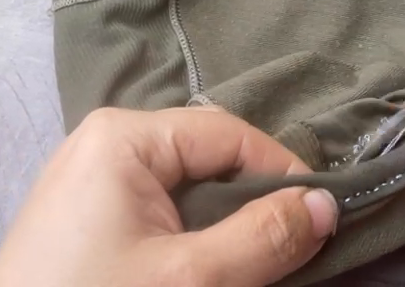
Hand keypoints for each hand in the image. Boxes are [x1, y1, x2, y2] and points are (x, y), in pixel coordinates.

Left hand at [0, 106, 337, 286]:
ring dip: (220, 221)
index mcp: (124, 135)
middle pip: (202, 156)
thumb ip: (261, 239)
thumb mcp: (190, 281)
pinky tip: (203, 264)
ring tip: (252, 258)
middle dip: (248, 198)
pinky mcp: (80, 216)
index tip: (324, 211)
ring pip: (180, 184)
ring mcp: (86, 176)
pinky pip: (151, 206)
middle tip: (292, 242)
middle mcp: (103, 139)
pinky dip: (186, 233)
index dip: (279, 168)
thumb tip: (325, 203)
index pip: (224, 133)